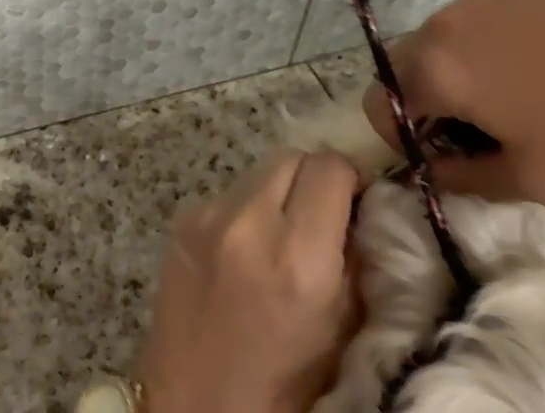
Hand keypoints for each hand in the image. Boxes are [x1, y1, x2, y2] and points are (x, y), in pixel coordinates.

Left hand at [135, 149, 361, 412]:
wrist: (196, 403)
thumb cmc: (283, 382)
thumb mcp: (342, 327)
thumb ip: (356, 258)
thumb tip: (363, 207)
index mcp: (299, 256)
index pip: (330, 167)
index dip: (349, 179)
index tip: (354, 202)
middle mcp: (249, 222)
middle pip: (292, 156)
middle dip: (313, 178)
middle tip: (320, 215)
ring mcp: (208, 216)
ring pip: (258, 170)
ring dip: (278, 191)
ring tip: (280, 234)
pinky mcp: (181, 219)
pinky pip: (228, 193)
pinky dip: (245, 209)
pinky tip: (245, 248)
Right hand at [366, 0, 544, 204]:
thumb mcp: (535, 180)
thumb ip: (465, 180)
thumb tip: (431, 169)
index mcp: (434, 70)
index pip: (378, 106)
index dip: (405, 137)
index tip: (451, 152)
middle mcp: (442, 21)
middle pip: (408, 66)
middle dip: (433, 98)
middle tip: (490, 124)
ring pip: (449, 37)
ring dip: (467, 64)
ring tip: (535, 83)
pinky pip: (485, 11)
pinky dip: (501, 34)